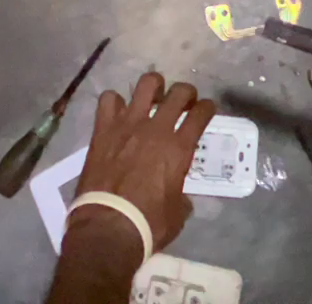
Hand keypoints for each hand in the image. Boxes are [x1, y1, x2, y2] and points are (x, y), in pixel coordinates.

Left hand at [72, 71, 215, 251]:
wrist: (108, 228)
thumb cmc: (147, 225)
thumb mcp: (177, 214)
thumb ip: (181, 196)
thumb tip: (179, 195)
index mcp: (178, 148)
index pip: (201, 114)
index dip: (208, 108)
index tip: (207, 109)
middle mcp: (156, 129)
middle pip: (178, 93)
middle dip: (187, 92)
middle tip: (184, 102)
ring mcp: (128, 124)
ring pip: (146, 84)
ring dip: (154, 86)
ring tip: (154, 95)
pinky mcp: (103, 128)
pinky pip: (109, 100)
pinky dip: (115, 102)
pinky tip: (118, 112)